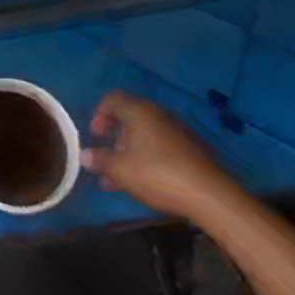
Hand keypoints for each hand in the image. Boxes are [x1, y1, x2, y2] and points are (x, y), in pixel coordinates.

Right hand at [82, 91, 245, 220]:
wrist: (209, 194)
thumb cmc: (157, 174)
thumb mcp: (120, 170)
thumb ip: (100, 160)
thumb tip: (85, 155)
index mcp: (139, 111)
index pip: (112, 99)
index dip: (100, 115)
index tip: (97, 136)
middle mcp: (158, 114)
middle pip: (129, 116)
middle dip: (115, 137)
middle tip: (108, 158)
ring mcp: (177, 130)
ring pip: (145, 134)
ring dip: (130, 151)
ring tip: (121, 177)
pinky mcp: (190, 147)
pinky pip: (161, 145)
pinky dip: (148, 156)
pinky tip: (144, 181)